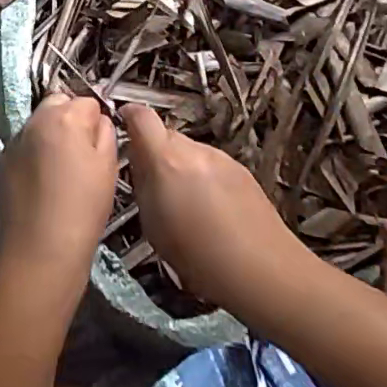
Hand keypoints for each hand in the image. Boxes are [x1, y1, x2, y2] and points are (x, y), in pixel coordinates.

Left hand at [0, 94, 119, 276]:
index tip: (101, 145)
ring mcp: (15, 140)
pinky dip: (35, 153)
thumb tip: (98, 122)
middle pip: (58, 102)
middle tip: (82, 153)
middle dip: (71, 118)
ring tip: (62, 170)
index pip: (88, 101)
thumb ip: (105, 134)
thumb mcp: (108, 169)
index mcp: (65, 117)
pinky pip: (25, 145)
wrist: (39, 250)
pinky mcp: (2, 161)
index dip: (98, 121)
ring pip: (39, 123)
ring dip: (51, 135)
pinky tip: (43, 182)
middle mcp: (35, 121)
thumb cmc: (83, 209)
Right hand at [120, 104, 317, 312]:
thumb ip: (142, 185)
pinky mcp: (242, 171)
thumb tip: (139, 164)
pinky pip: (210, 164)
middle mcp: (194, 150)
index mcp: (166, 160)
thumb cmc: (200, 256)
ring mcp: (221, 158)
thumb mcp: (153, 225)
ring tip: (184, 204)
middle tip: (153, 183)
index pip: (141, 116)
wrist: (263, 270)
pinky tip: (210, 210)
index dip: (129, 116)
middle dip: (155, 151)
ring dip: (180, 167)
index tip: (123, 125)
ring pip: (189, 151)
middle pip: (166, 135)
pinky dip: (203, 177)